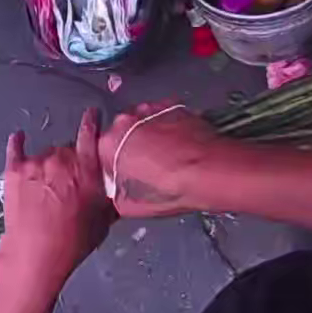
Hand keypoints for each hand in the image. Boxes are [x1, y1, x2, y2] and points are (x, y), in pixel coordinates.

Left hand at [0, 110, 113, 312]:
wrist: (36, 251)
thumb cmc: (75, 239)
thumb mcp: (103, 219)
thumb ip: (109, 197)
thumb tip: (115, 190)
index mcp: (86, 167)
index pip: (90, 135)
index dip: (91, 122)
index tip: (93, 112)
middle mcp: (61, 158)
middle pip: (67, 150)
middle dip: (70, 162)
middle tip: (68, 183)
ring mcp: (35, 162)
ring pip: (45, 154)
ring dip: (48, 165)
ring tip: (47, 187)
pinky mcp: (14, 170)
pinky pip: (16, 150)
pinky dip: (17, 143)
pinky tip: (18, 137)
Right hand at [98, 102, 229, 217]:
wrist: (210, 171)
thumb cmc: (170, 189)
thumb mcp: (129, 207)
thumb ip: (114, 195)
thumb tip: (115, 193)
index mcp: (107, 145)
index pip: (100, 152)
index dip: (112, 164)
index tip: (122, 173)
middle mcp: (123, 121)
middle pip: (120, 133)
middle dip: (129, 145)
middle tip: (146, 164)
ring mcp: (148, 110)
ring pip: (141, 121)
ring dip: (148, 133)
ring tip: (166, 153)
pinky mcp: (172, 105)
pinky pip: (162, 115)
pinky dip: (167, 125)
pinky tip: (179, 142)